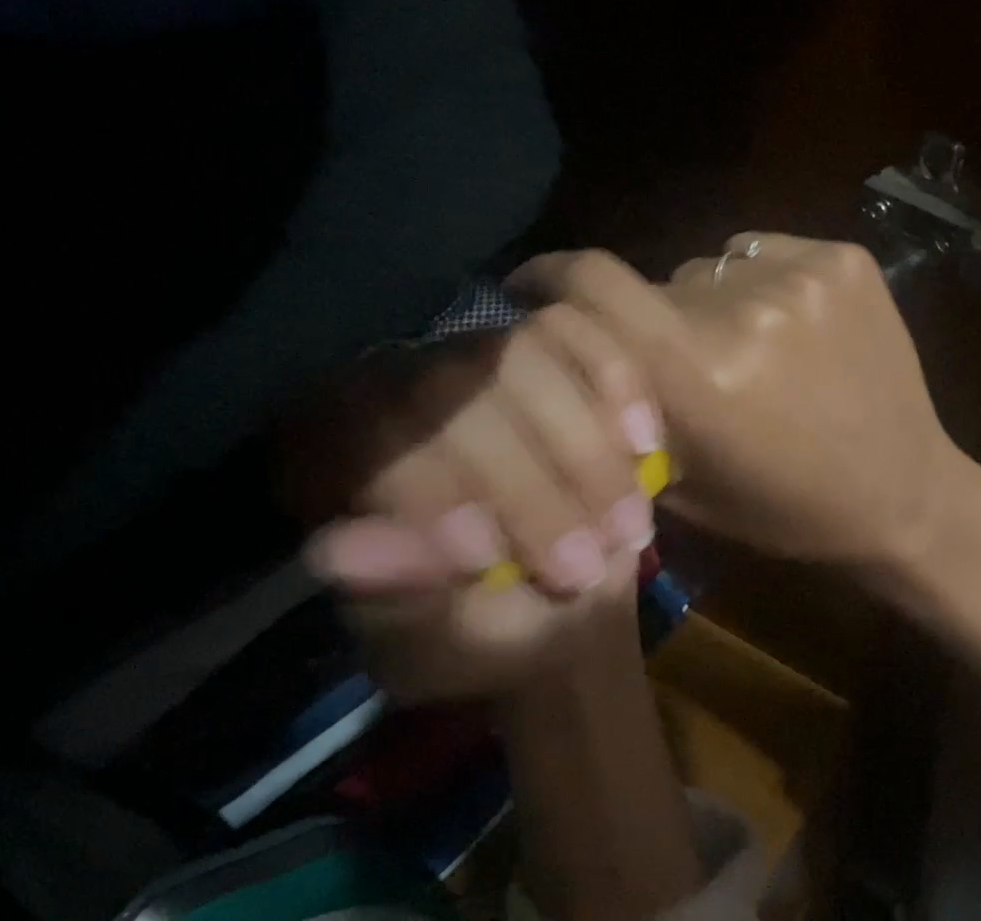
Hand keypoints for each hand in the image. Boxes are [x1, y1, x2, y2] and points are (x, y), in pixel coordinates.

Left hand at [303, 305, 663, 700]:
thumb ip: (389, 597)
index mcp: (337, 452)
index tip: (486, 560)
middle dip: (530, 488)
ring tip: (628, 531)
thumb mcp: (428, 645)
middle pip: (454, 390)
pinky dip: (622, 390)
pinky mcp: (545, 350)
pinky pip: (582, 336)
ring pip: (525, 356)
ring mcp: (474, 356)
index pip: (367, 434)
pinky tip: (644, 447)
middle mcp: (396, 383)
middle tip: (583, 569)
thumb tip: (336, 551)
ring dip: (586, 452)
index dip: (427, 486)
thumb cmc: (481, 633)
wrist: (563, 602)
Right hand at [509, 234, 980, 569]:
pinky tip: (795, 333)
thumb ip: (623, 409)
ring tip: (756, 354)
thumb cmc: (787, 510)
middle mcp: (745, 310)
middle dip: (656, 321)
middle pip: (659, 285)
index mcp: (700, 374)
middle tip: (688, 363)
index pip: (594, 285)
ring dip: (712, 302)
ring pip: (711, 267)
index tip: (536, 284)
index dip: (553, 276)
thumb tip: (574, 348)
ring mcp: (803, 277)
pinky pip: (763, 253)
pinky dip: (760, 284)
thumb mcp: (686, 485)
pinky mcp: (845, 259)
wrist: (904, 492)